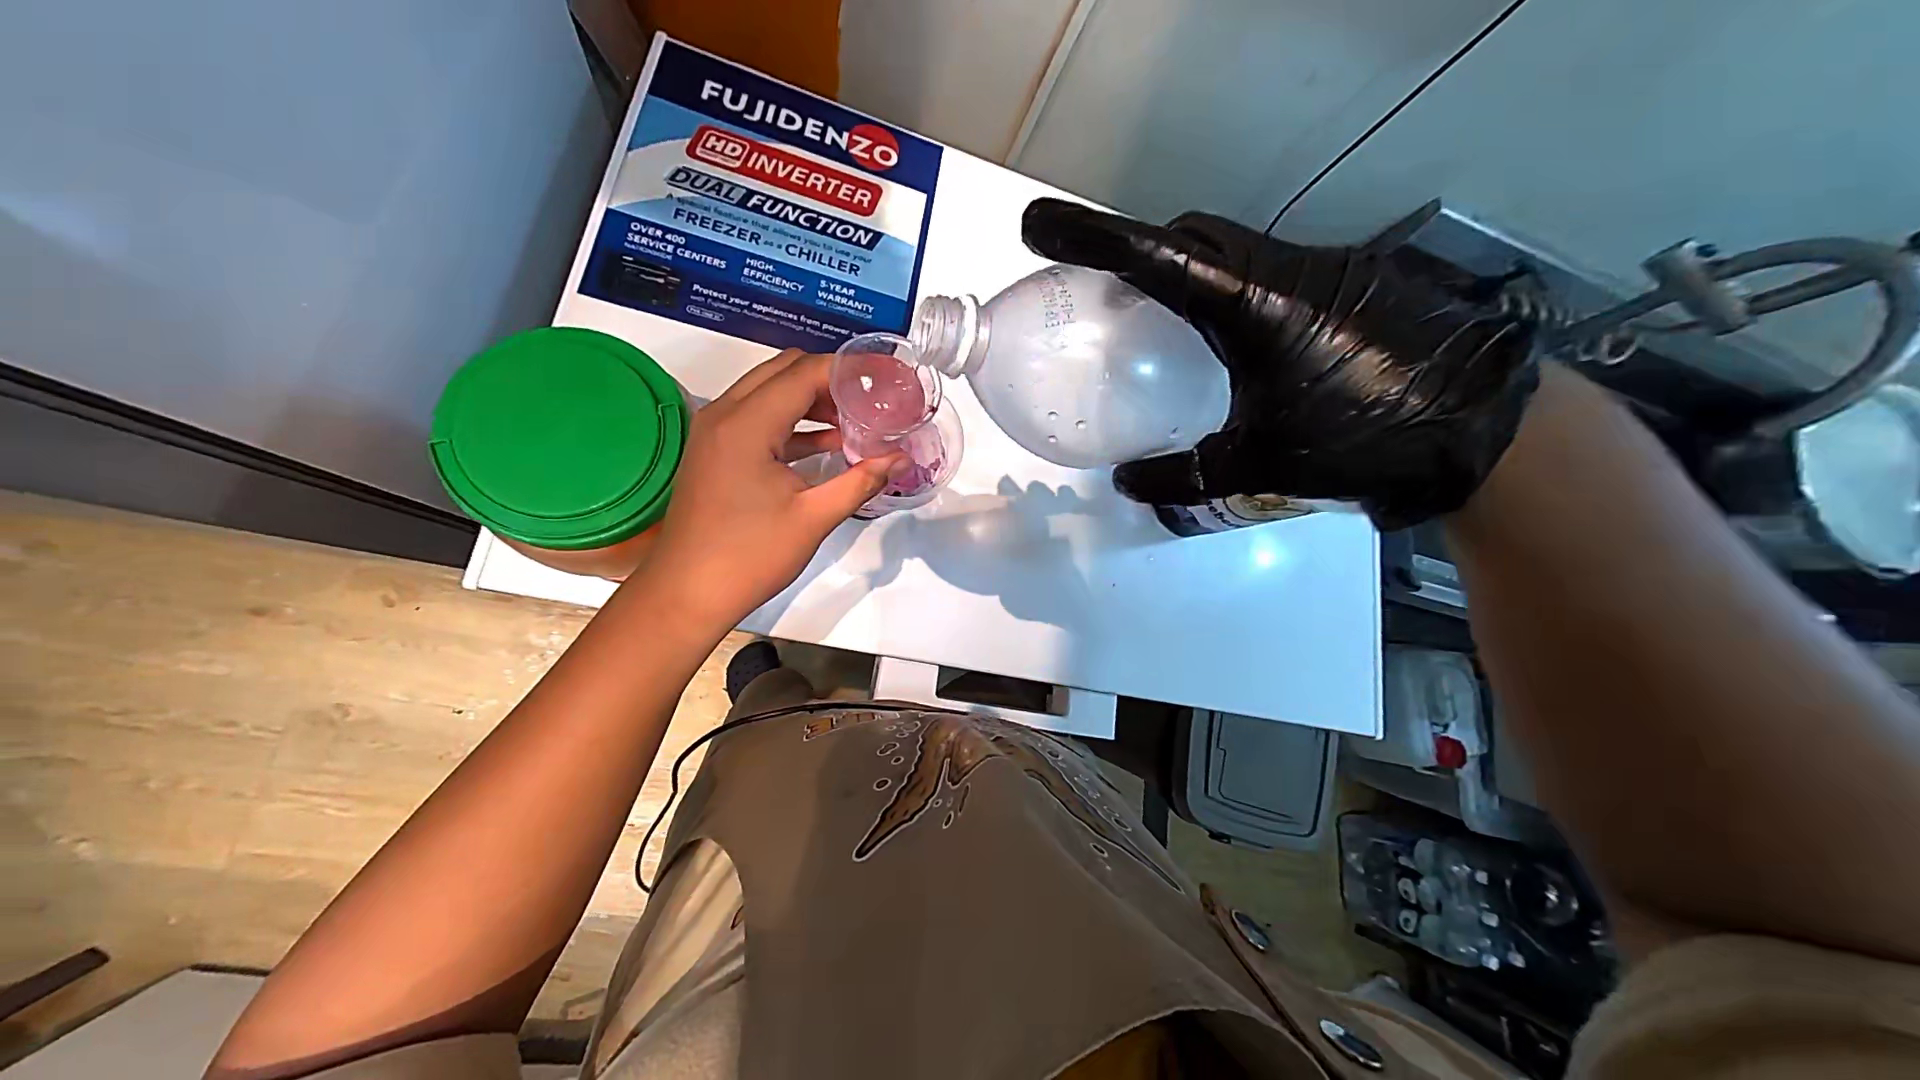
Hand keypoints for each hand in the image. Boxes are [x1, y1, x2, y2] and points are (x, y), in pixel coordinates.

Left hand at [635, 350, 898, 627]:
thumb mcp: (813, 518)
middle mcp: (724, 414)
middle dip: (831, 380)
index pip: (805, 372)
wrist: (686, 593)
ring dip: (810, 400)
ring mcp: (714, 431)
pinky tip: (825, 445)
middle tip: (871, 400)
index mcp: (747, 424)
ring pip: (769, 392)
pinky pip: (757, 417)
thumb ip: (861, 481)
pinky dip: (791, 422)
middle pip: (784, 371)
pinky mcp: (714, 451)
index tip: (885, 378)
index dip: (849, 371)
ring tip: (856, 422)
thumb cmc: (747, 557)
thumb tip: (900, 459)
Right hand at [1021, 199, 1539, 527]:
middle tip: (1101, 285)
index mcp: (1251, 305)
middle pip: (1190, 236)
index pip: (1154, 257)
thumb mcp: (1259, 467)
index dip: (1089, 238)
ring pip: (1232, 247)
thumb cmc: (1365, 441)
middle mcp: (1283, 270)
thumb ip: (1182, 477)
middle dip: (1136, 248)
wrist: (1486, 429)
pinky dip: (1228, 286)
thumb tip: (1125, 484)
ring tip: (1156, 315)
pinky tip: (1230, 336)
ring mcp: (1324, 268)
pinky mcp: (1350, 282)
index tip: (1038, 226)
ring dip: (1185, 267)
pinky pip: (1266, 268)